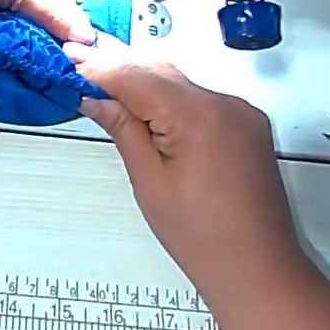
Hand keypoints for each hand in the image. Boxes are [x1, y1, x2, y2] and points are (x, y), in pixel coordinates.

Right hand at [66, 36, 308, 306]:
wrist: (258, 270)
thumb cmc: (200, 235)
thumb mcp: (148, 179)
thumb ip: (122, 128)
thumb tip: (94, 97)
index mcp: (198, 117)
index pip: (137, 77)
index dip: (100, 68)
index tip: (71, 60)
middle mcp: (225, 104)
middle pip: (159, 69)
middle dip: (118, 64)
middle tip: (79, 58)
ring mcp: (240, 111)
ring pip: (178, 79)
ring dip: (141, 76)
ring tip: (102, 76)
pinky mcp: (245, 122)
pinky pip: (197, 95)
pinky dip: (167, 93)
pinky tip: (142, 99)